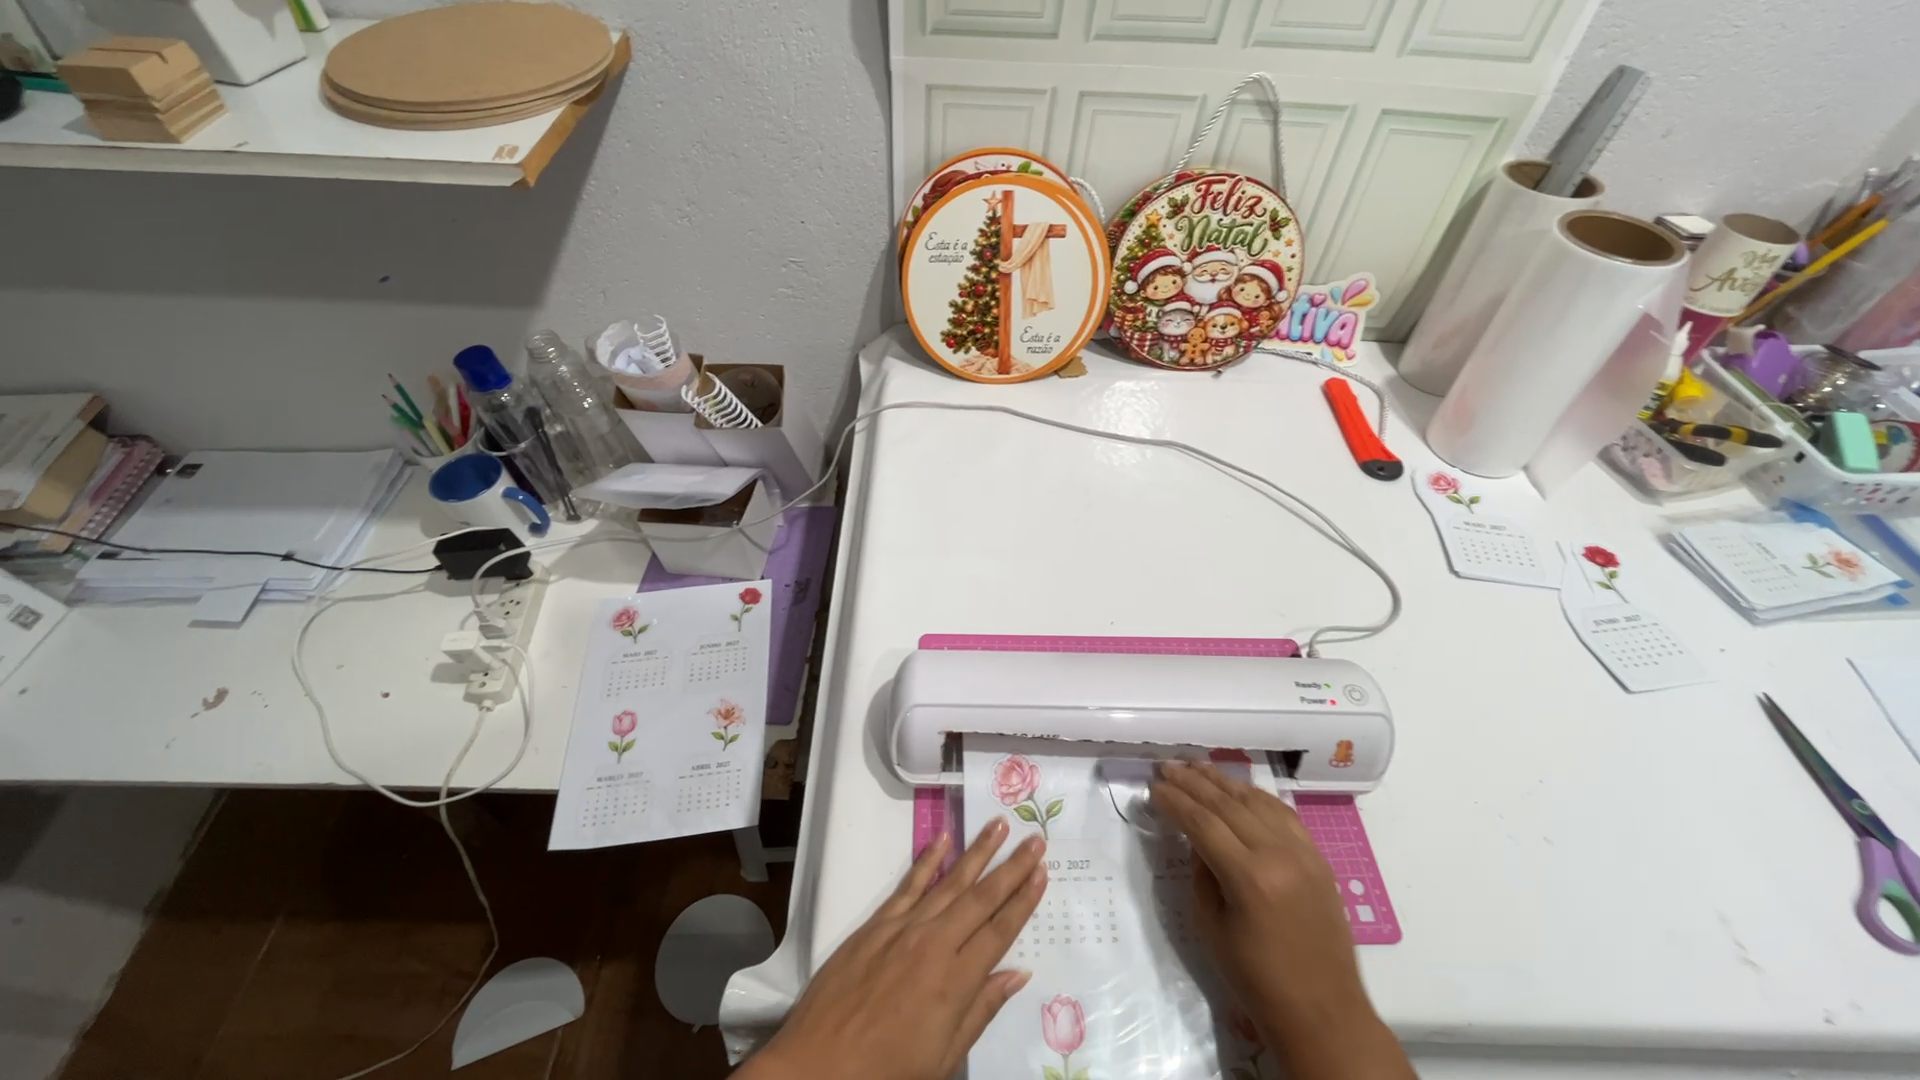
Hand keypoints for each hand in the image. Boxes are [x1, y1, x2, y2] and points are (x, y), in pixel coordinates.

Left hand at [738, 818, 1046, 1079]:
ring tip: (999, 825)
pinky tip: (943, 840)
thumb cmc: (886, 1072)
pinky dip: (927, 861)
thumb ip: (981, 1010)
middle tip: (1035, 839)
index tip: (1043, 872)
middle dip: (1011, 868)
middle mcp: (933, 944)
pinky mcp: (875, 925)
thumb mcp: (943, 1057)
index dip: (1024, 901)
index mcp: (954, 980)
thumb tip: (1018, 974)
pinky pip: (908, 885)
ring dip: (977, 853)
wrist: (817, 1066)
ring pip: (948, 883)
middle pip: (980, 899)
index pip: (999, 931)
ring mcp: (902, 929)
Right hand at [1151, 762, 1412, 1079]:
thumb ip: (1201, 874)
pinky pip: (1283, 814)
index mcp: (1249, 878)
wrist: (1321, 1008)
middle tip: (1166, 766)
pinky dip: (1256, 796)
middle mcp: (1279, 855)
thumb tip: (1196, 838)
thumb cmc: (1256, 977)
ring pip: (1257, 801)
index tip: (1153, 788)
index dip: (1175, 802)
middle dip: (1193, 783)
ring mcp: (1304, 852)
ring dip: (1223, 782)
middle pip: (1228, 804)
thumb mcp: (1211, 926)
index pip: (1203, 823)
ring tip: (1196, 767)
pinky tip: (1238, 789)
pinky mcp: (1318, 857)